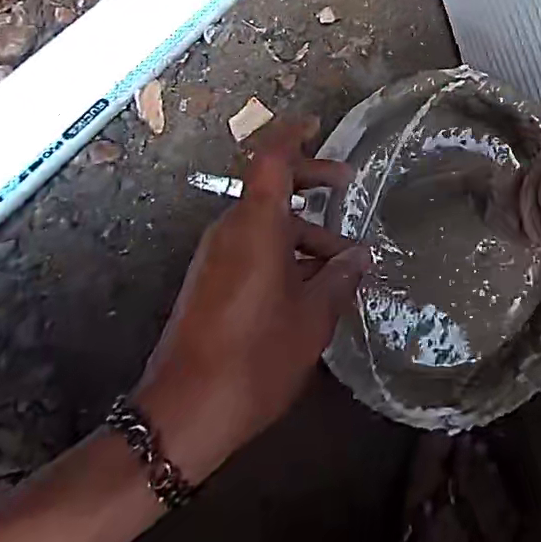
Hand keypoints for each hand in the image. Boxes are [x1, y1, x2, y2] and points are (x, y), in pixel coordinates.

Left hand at [131, 117, 370, 469]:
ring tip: (343, 260)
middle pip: (270, 187)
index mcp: (255, 226)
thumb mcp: (313, 316)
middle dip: (311, 181)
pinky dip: (285, 251)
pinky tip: (313, 284)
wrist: (182, 416)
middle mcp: (230, 232)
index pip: (271, 160)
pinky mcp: (211, 284)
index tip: (317, 124)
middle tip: (346, 184)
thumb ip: (340, 278)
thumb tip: (358, 256)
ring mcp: (216, 259)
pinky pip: (253, 249)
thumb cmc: (256, 356)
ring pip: (265, 223)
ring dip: (304, 229)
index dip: (293, 135)